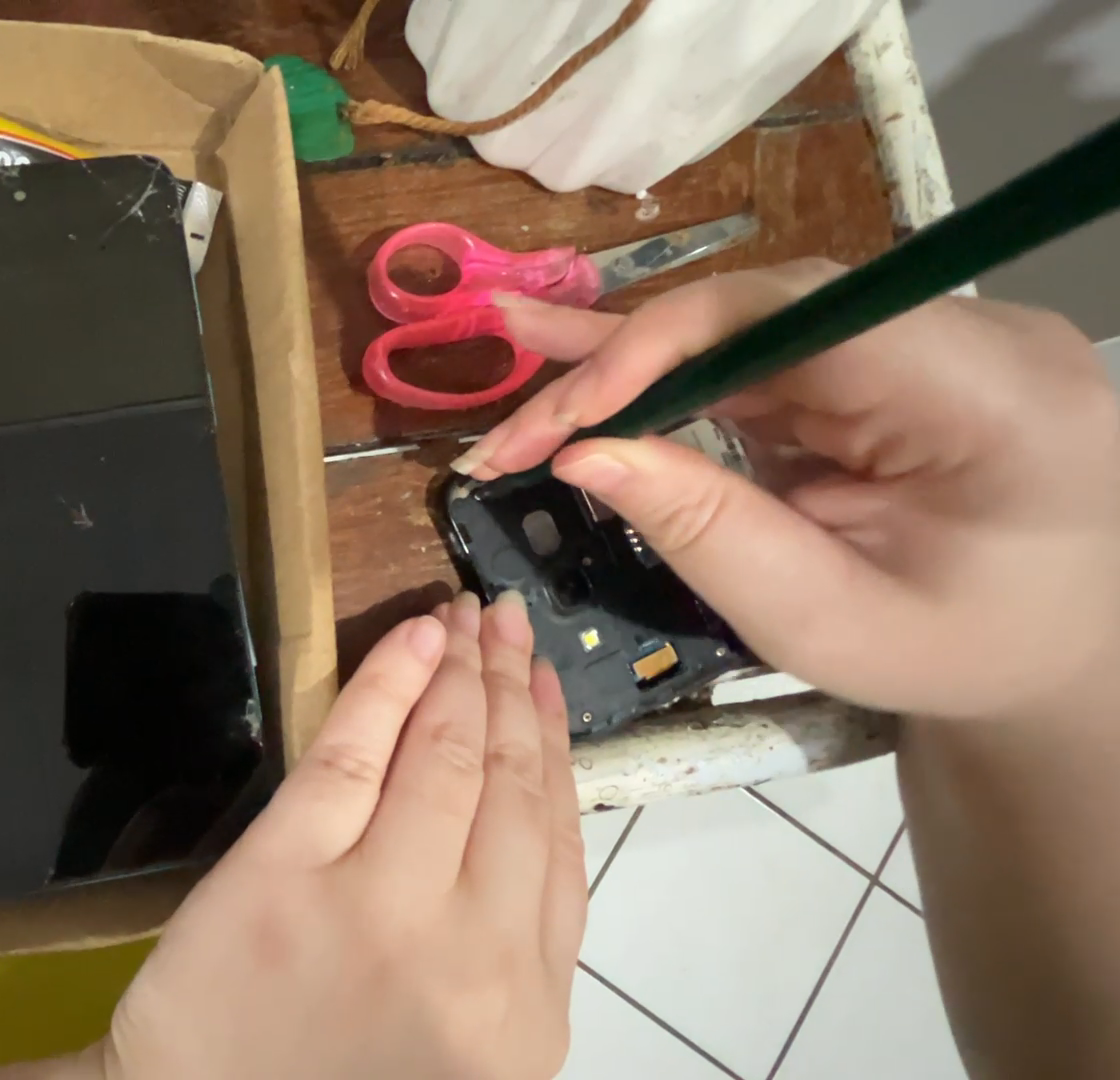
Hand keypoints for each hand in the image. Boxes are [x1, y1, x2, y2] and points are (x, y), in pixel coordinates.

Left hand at [95, 592, 585, 1079]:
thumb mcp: (462, 1040)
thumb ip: (503, 943)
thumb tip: (525, 807)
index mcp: (525, 1007)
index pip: (555, 842)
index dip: (552, 745)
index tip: (544, 683)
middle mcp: (470, 953)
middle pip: (506, 785)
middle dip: (511, 687)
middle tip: (510, 621)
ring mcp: (376, 906)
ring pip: (442, 759)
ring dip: (462, 673)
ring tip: (472, 618)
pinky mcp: (285, 869)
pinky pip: (352, 754)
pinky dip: (388, 685)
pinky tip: (416, 640)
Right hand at [449, 260, 1119, 721]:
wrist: (1049, 645)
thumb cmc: (949, 650)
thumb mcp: (818, 616)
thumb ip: (704, 529)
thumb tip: (582, 454)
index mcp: (986, 398)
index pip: (799, 320)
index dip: (661, 349)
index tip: (565, 423)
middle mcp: (952, 337)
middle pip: (745, 316)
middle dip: (612, 373)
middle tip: (512, 440)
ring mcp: (902, 342)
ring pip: (725, 327)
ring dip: (610, 366)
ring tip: (515, 348)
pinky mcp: (856, 364)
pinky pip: (733, 353)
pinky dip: (646, 370)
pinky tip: (570, 348)